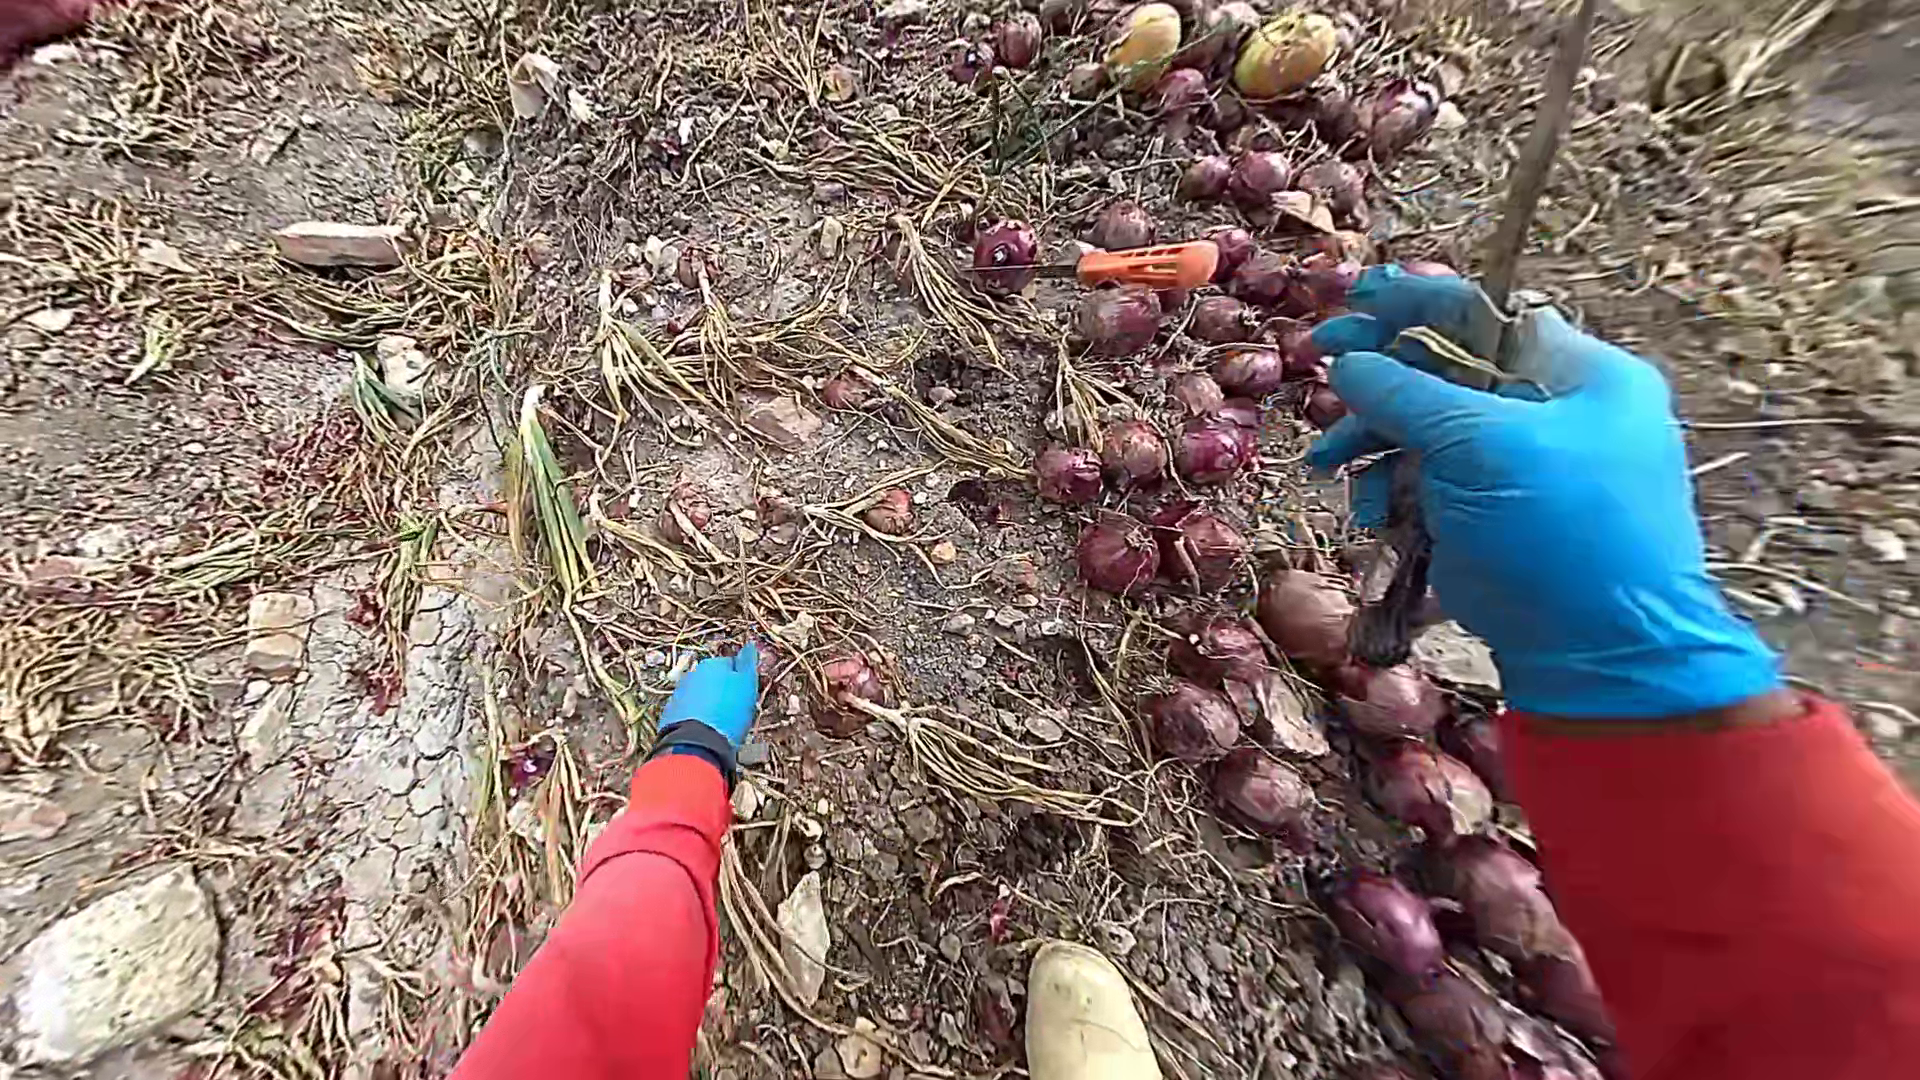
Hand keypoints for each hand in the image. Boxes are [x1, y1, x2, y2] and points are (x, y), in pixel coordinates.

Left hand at [659, 642, 760, 746]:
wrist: (696, 744)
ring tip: (722, 722)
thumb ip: (748, 663)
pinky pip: (689, 711)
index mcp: (713, 664)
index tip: (747, 692)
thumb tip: (749, 645)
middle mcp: (693, 674)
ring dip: (710, 703)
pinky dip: (697, 716)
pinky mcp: (670, 715)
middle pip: (714, 679)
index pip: (732, 664)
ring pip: (701, 695)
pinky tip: (706, 729)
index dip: (742, 678)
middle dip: (724, 689)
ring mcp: (679, 694)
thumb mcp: (747, 685)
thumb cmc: (728, 712)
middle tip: (737, 707)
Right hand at [1307, 266, 1778, 717]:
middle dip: (1375, 375)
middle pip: (1436, 369)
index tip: (1351, 298)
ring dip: (1365, 437)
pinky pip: (1409, 470)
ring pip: (1412, 423)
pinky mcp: (1467, 498)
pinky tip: (1369, 505)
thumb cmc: (1556, 527)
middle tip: (1318, 364)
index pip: (1481, 316)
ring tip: (1327, 461)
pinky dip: (1380, 482)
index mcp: (1571, 374)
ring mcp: (1497, 456)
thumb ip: (1408, 396)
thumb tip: (1344, 362)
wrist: (1587, 636)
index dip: (1413, 302)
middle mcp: (1534, 407)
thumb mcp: (1482, 447)